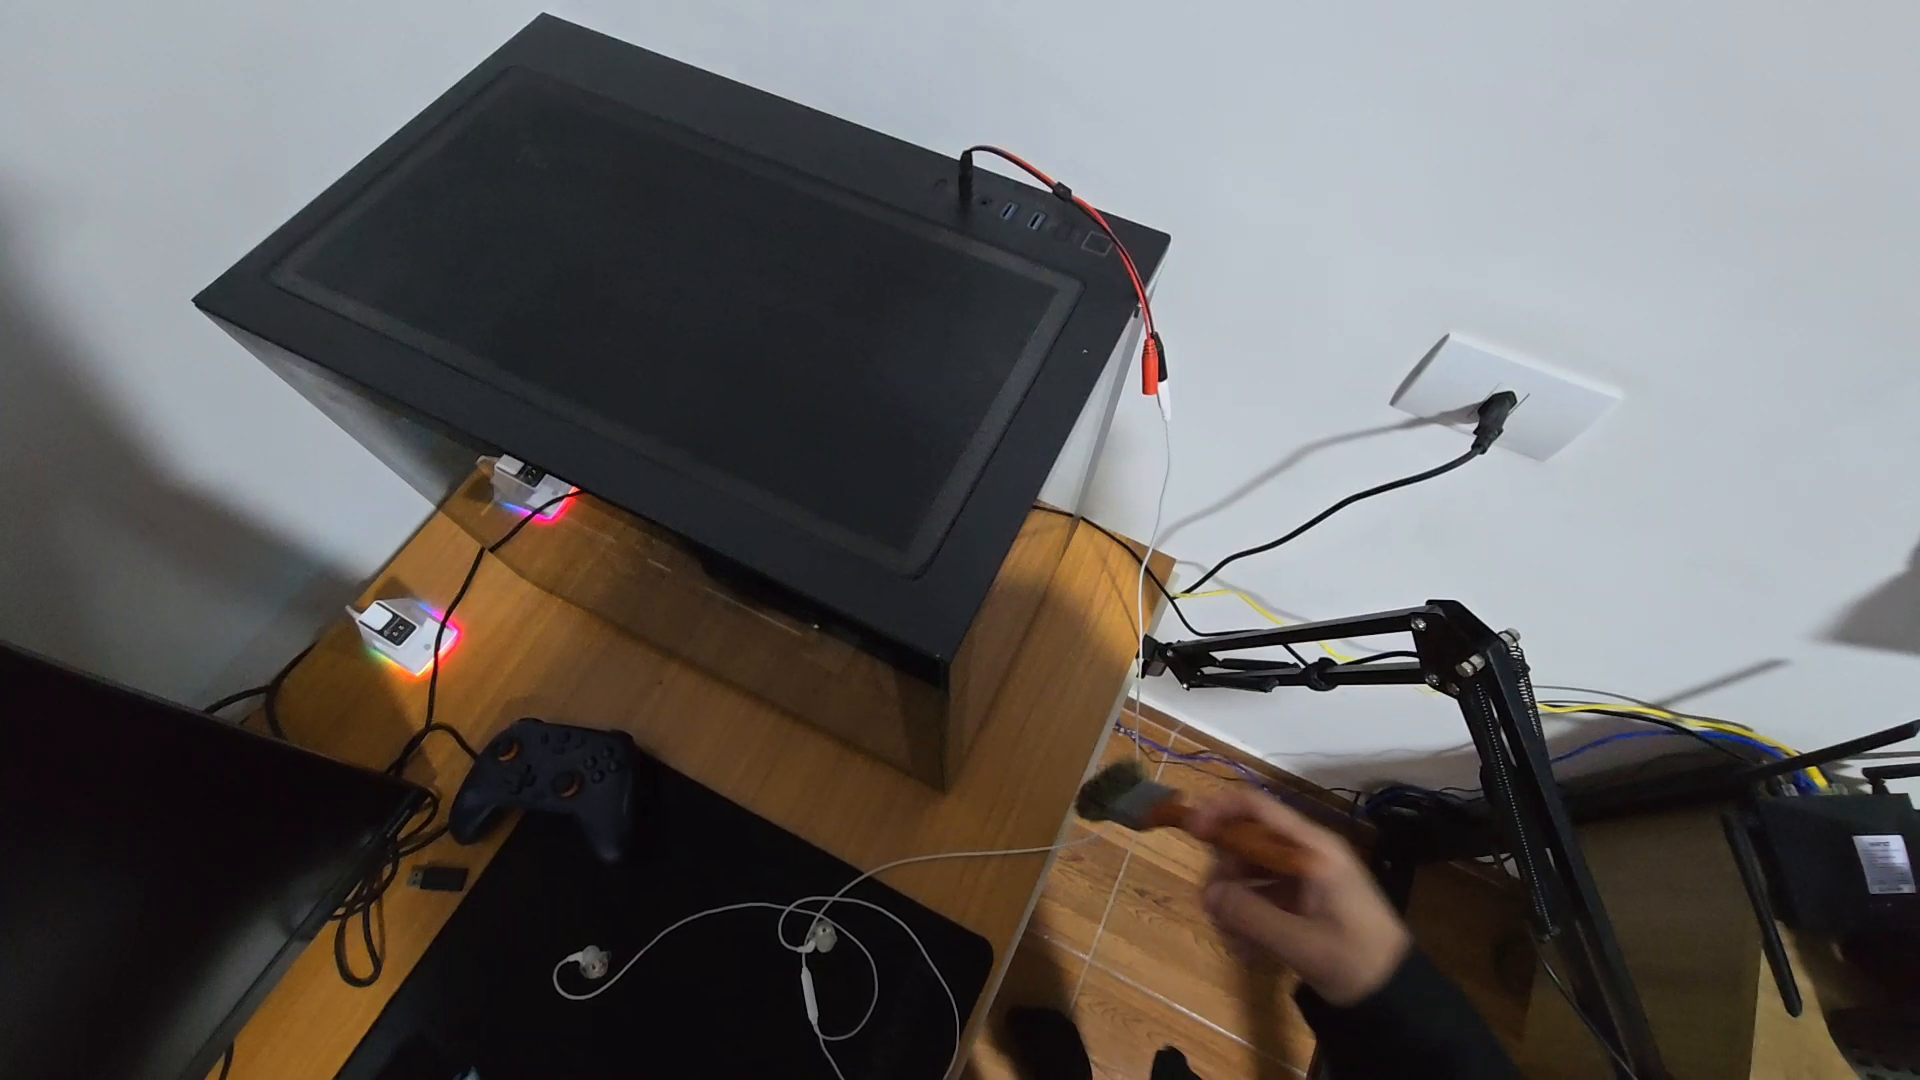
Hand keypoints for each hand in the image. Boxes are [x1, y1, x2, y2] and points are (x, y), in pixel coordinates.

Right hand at [1187, 789, 1410, 1005]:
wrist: (1400, 1000)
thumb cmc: (1356, 961)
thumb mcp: (1301, 942)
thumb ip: (1250, 915)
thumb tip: (1208, 893)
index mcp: (1313, 848)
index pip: (1257, 806)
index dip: (1220, 811)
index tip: (1192, 831)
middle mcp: (1306, 852)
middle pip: (1248, 840)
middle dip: (1225, 872)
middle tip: (1213, 908)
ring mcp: (1305, 875)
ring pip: (1251, 870)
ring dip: (1235, 900)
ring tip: (1233, 939)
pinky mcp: (1303, 898)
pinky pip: (1263, 893)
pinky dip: (1249, 915)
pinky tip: (1247, 948)